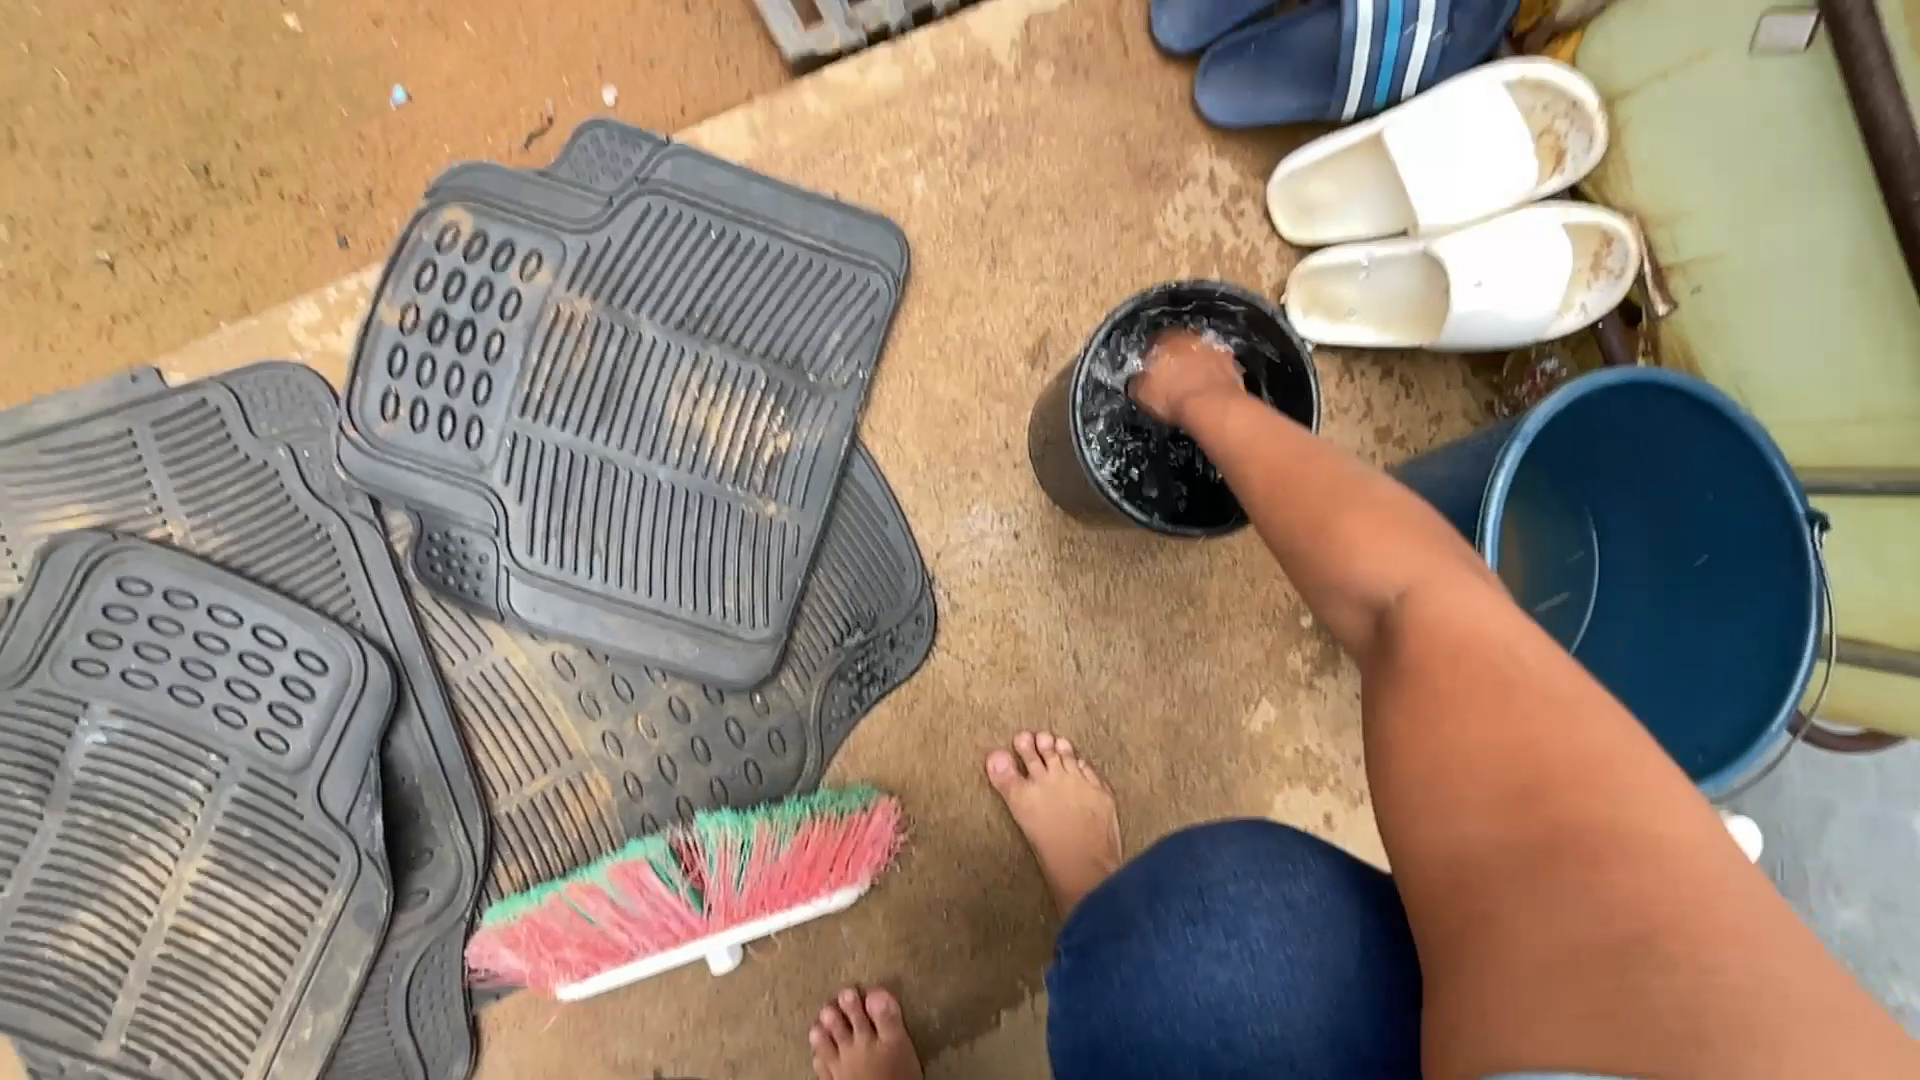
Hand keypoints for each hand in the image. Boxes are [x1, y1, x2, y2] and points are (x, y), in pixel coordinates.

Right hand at [1129, 329, 1246, 427]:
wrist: (1211, 407)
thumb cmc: (1170, 397)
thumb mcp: (1141, 392)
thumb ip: (1138, 380)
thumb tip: (1139, 378)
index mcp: (1166, 339)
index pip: (1155, 342)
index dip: (1152, 356)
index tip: (1151, 370)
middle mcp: (1191, 337)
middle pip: (1181, 345)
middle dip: (1177, 357)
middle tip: (1173, 376)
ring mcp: (1215, 348)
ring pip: (1201, 354)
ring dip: (1197, 364)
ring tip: (1193, 384)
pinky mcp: (1233, 364)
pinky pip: (1219, 367)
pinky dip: (1214, 375)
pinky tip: (1209, 390)